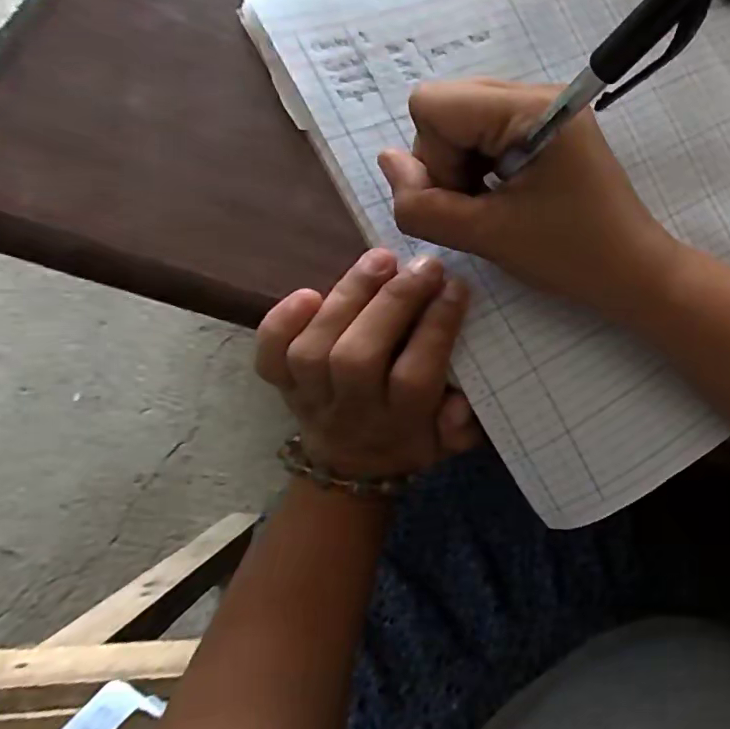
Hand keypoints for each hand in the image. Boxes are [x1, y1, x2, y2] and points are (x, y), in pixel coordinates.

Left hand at [255, 248, 480, 478]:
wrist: (351, 468)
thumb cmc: (412, 439)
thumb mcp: (449, 443)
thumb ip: (460, 428)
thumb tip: (460, 404)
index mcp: (399, 424)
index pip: (414, 376)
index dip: (435, 328)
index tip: (455, 285)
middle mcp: (351, 411)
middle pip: (359, 358)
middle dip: (393, 303)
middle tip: (423, 264)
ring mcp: (310, 397)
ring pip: (314, 350)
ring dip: (347, 297)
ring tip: (380, 260)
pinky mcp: (281, 384)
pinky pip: (269, 357)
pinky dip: (280, 323)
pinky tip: (309, 292)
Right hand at [377, 78, 678, 312]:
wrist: (634, 272)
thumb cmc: (571, 256)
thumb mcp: (486, 235)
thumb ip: (422, 202)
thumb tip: (386, 160)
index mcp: (528, 107)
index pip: (432, 103)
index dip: (432, 157)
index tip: (465, 200)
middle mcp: (536, 93)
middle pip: (446, 109)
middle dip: (447, 163)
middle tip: (482, 209)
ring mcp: (544, 108)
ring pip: (462, 123)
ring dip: (463, 168)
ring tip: (498, 207)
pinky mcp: (548, 128)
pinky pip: (487, 133)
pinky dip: (482, 168)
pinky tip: (508, 198)